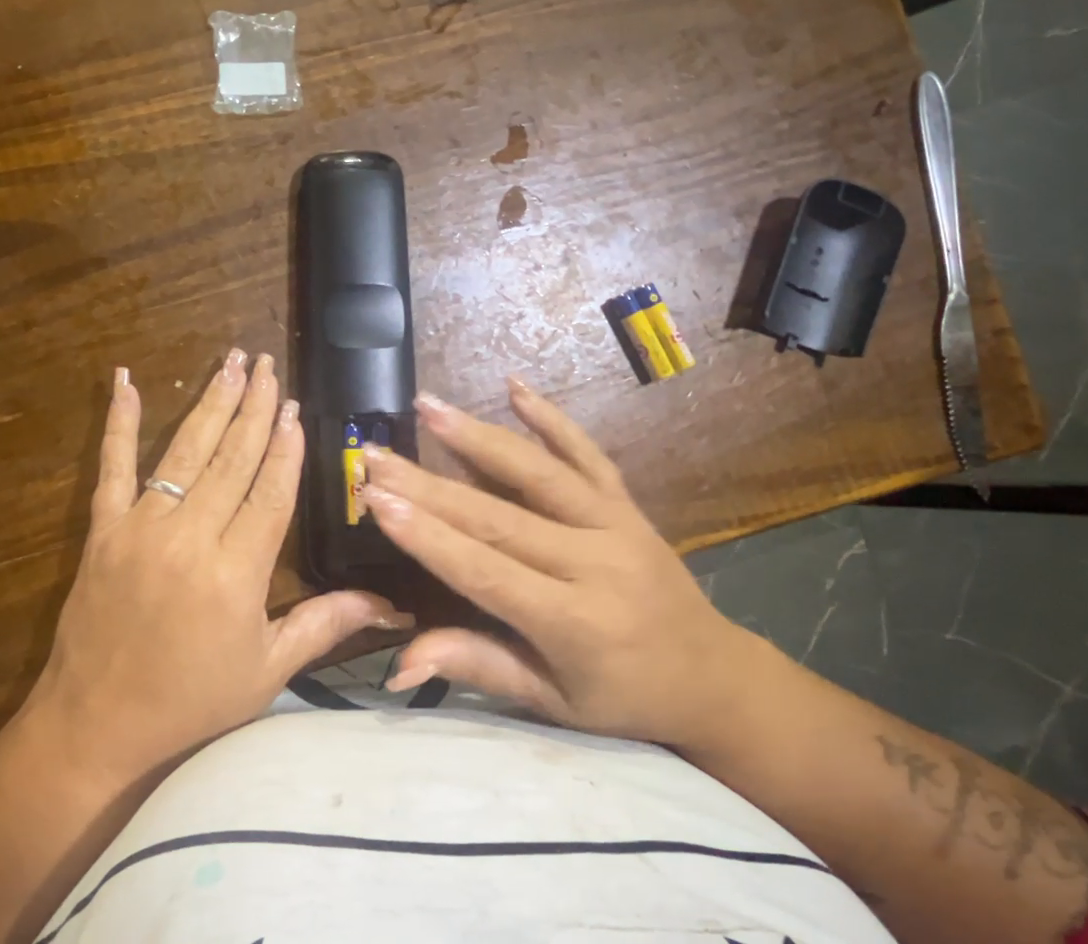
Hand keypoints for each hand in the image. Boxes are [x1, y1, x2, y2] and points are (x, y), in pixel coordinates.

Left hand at [29, 349, 412, 778]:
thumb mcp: (266, 671)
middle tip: (269, 365)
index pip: (270, 493)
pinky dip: (118, 421)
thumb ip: (324, 624)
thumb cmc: (190, 702)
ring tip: (232, 363)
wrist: (97, 720)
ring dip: (210, 404)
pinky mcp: (102, 529)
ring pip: (184, 453)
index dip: (286, 448)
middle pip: (232, 460)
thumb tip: (392, 606)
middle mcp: (191, 538)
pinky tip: (124, 380)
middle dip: (255, 409)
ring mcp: (141, 527)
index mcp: (237, 573)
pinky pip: (111, 466)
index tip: (296, 407)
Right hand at [361, 377, 776, 749]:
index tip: (376, 500)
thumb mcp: (551, 701)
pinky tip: (513, 386)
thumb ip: (478, 667)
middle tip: (374, 456)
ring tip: (427, 406)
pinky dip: (551, 419)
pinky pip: (588, 455)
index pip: (484, 570)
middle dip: (427, 484)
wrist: (714, 677)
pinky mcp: (628, 505)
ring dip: (478, 436)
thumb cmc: (623, 698)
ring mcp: (616, 525)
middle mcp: (594, 563)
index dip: (427, 536)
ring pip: (538, 472)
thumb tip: (400, 664)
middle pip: (498, 515)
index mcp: (573, 621)